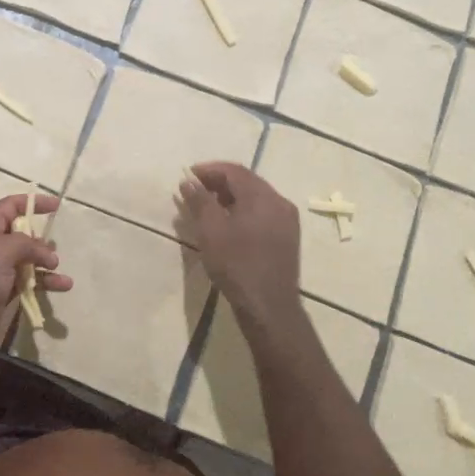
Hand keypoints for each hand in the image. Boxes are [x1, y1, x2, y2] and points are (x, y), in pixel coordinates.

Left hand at [0, 194, 70, 347]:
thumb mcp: (2, 250)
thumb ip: (29, 245)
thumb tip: (49, 256)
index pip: (10, 206)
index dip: (32, 202)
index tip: (56, 205)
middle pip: (21, 233)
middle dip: (39, 238)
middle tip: (52, 248)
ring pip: (28, 259)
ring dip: (46, 262)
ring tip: (57, 267)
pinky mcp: (4, 290)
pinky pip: (30, 281)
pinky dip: (46, 282)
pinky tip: (64, 286)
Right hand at [178, 163, 302, 327]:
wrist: (268, 306)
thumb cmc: (236, 264)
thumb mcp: (210, 231)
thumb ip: (199, 201)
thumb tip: (189, 181)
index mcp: (262, 197)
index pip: (234, 171)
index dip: (209, 169)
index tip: (188, 175)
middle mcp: (279, 202)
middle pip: (247, 181)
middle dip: (219, 182)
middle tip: (195, 189)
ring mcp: (287, 220)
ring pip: (255, 197)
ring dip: (230, 196)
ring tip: (207, 207)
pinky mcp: (286, 237)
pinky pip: (262, 212)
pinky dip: (242, 210)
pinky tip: (227, 224)